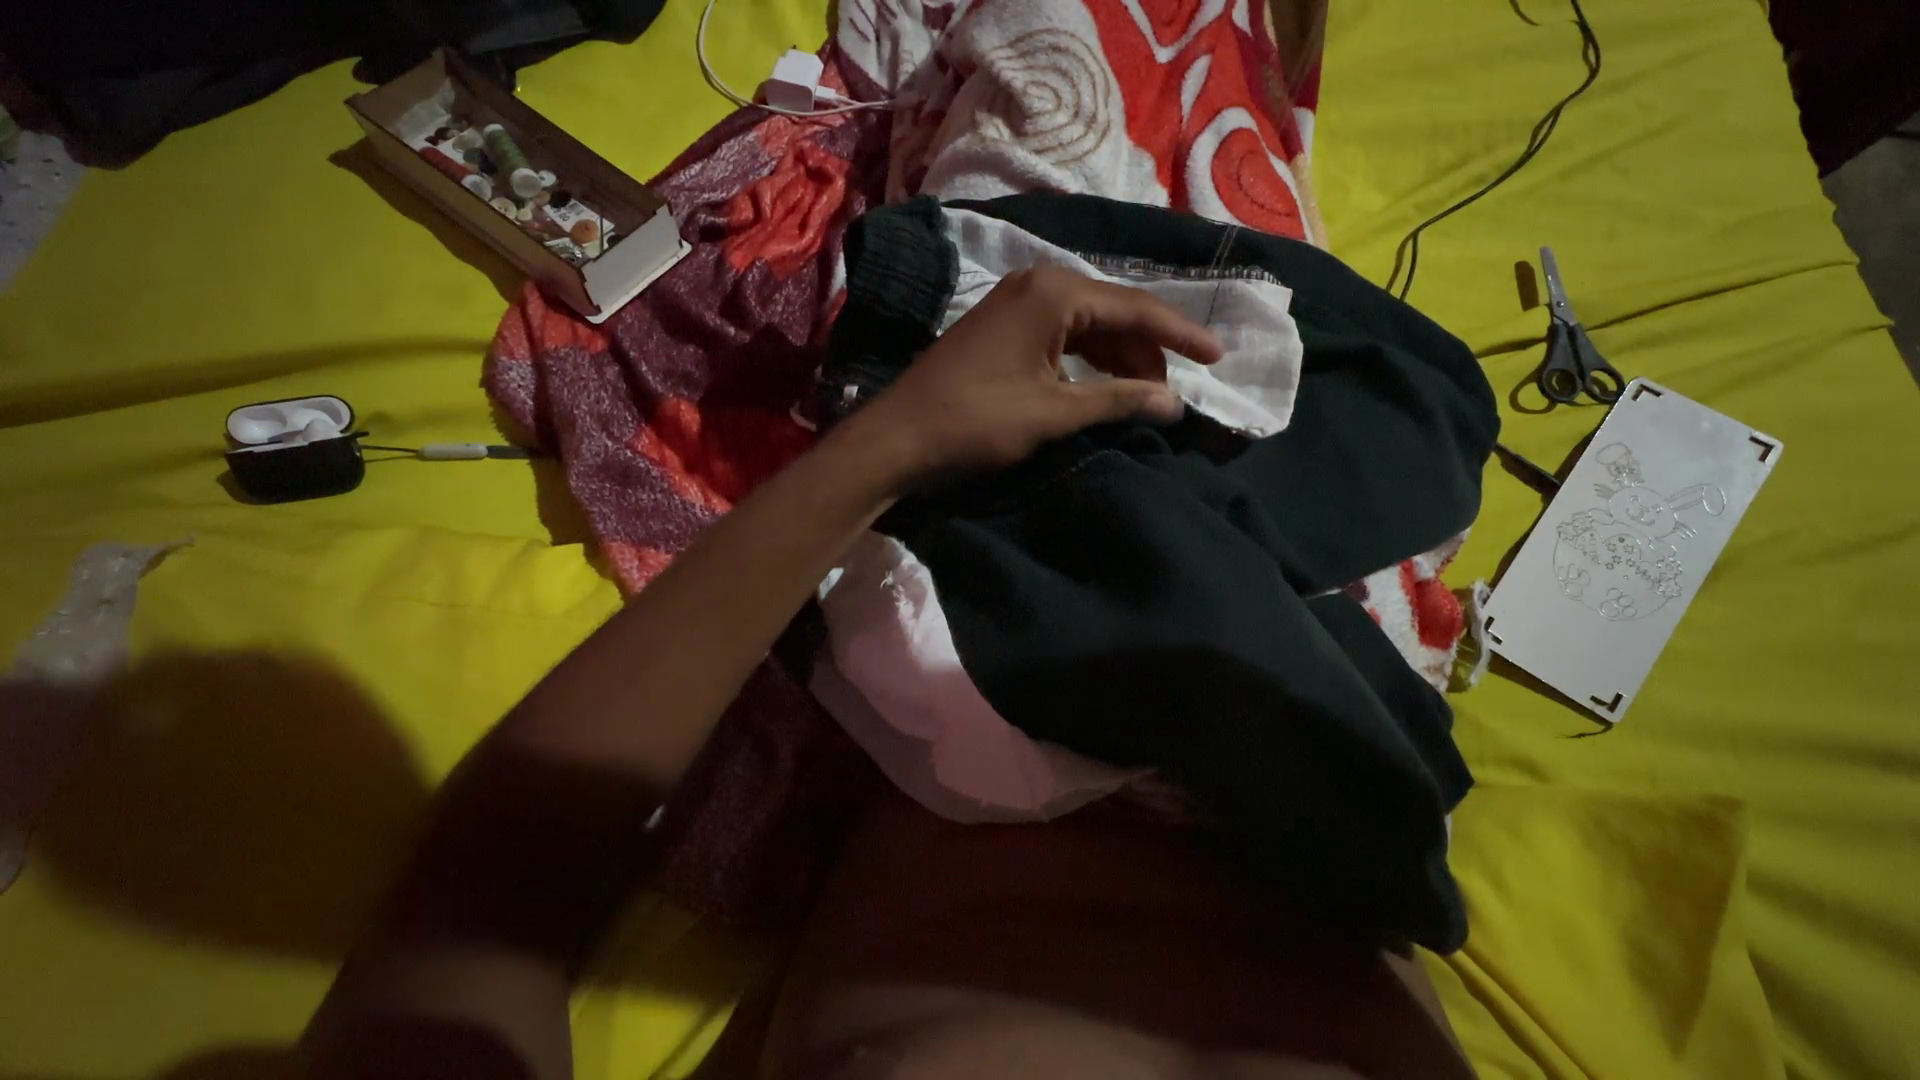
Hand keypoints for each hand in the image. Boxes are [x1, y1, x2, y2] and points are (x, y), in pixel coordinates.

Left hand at [842, 265, 1222, 484]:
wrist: (899, 436)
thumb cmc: (977, 420)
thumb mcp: (1054, 413)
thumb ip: (1118, 401)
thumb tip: (1175, 403)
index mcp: (1054, 293)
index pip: (1135, 308)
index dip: (1180, 335)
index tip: (1218, 357)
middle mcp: (1037, 285)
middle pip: (1113, 313)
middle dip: (1147, 352)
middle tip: (1172, 394)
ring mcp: (1015, 305)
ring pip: (1088, 327)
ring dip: (1118, 361)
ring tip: (1142, 398)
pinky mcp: (1002, 329)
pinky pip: (1062, 337)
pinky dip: (1087, 364)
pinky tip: (1101, 390)